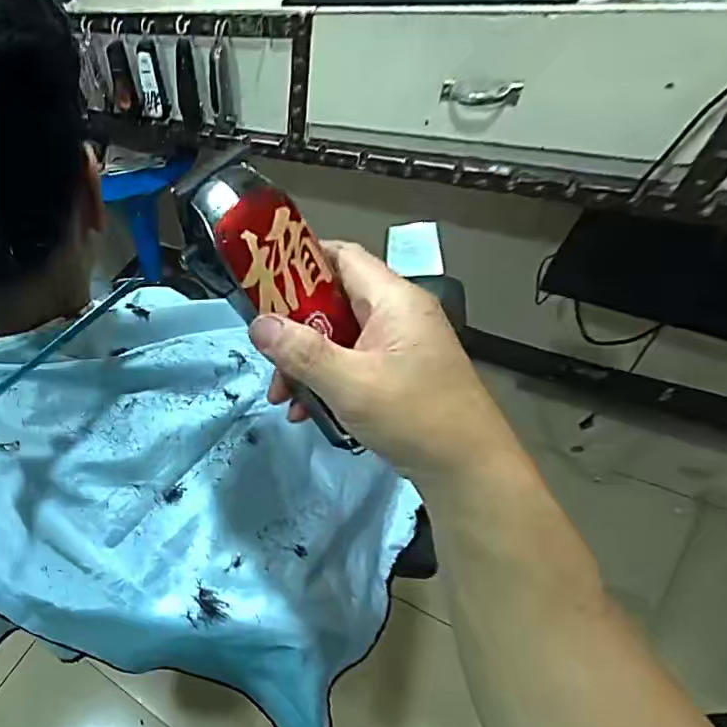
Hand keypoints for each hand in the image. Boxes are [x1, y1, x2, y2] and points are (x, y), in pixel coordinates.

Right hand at [250, 241, 520, 485]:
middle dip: (294, 330)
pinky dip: (326, 382)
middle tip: (268, 357)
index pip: (342, 257)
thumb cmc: (414, 416)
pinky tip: (306, 412)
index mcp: (393, 300)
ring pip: (338, 340)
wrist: (468, 469)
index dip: (299, 261)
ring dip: (305, 363)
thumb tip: (258, 325)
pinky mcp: (398, 376)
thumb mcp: (350, 383)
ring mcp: (399, 347)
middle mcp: (398, 315)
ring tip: (282, 397)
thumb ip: (302, 352)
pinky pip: (352, 366)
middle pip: (333, 303)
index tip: (261, 282)